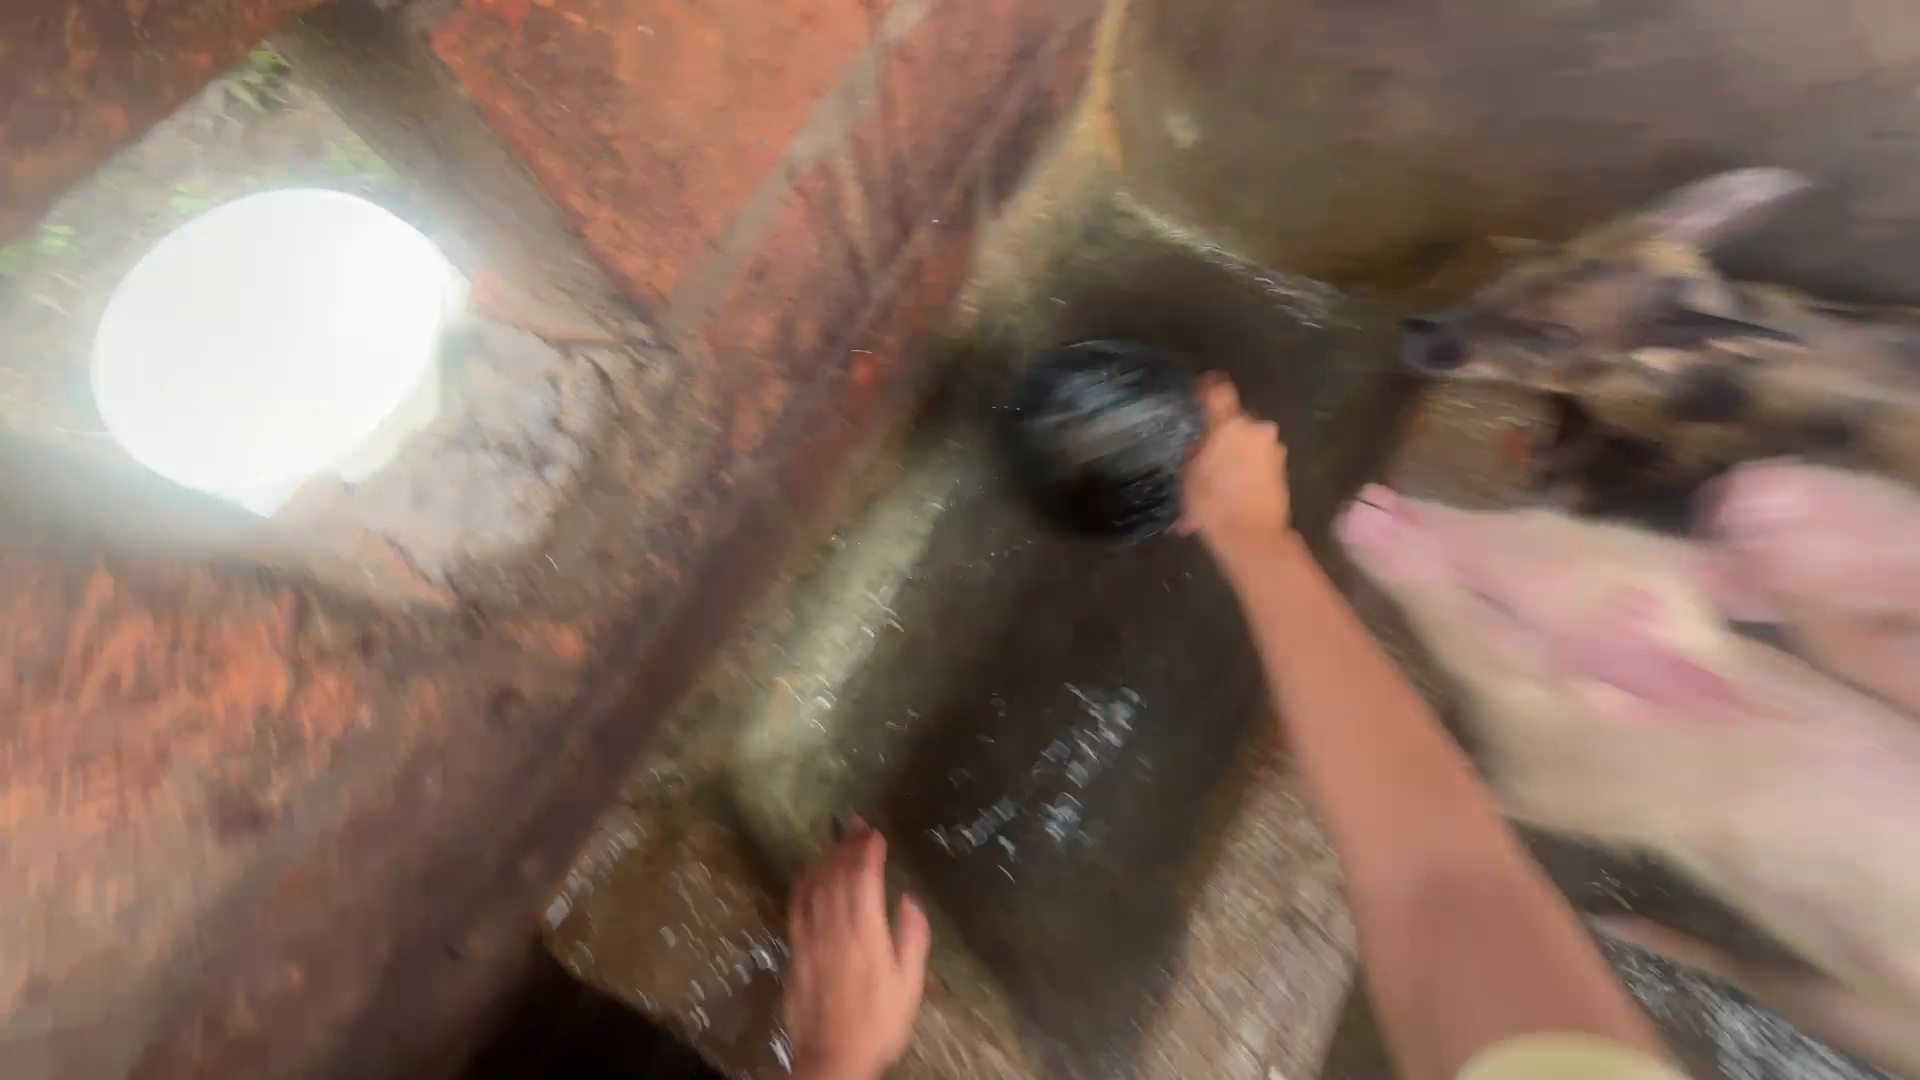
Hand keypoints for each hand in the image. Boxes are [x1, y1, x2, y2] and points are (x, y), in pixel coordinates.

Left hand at [784, 819, 930, 1079]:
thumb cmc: (878, 1021)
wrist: (831, 1058)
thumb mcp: (909, 983)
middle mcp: (836, 925)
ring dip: (827, 856)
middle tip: (856, 820)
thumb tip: (909, 898)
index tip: (876, 830)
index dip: (869, 849)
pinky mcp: (795, 948)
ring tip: (837, 835)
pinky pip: (796, 906)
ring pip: (818, 884)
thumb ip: (912, 937)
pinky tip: (806, 868)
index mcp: (866, 930)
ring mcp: (812, 935)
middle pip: (839, 873)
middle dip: (848, 843)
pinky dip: (802, 882)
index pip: (864, 876)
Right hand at [1180, 374, 1291, 548]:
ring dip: (1235, 452)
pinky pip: (1257, 460)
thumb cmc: (1212, 504)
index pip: (1218, 390)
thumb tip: (1202, 445)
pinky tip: (1231, 488)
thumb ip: (1195, 452)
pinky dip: (1245, 468)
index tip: (1199, 387)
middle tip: (1205, 449)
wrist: (1252, 536)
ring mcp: (1273, 449)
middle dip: (1222, 431)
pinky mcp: (1281, 469)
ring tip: (1216, 477)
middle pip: (1236, 419)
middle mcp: (1256, 430)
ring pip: (1248, 441)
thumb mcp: (1188, 477)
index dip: (1206, 386)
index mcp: (1229, 425)